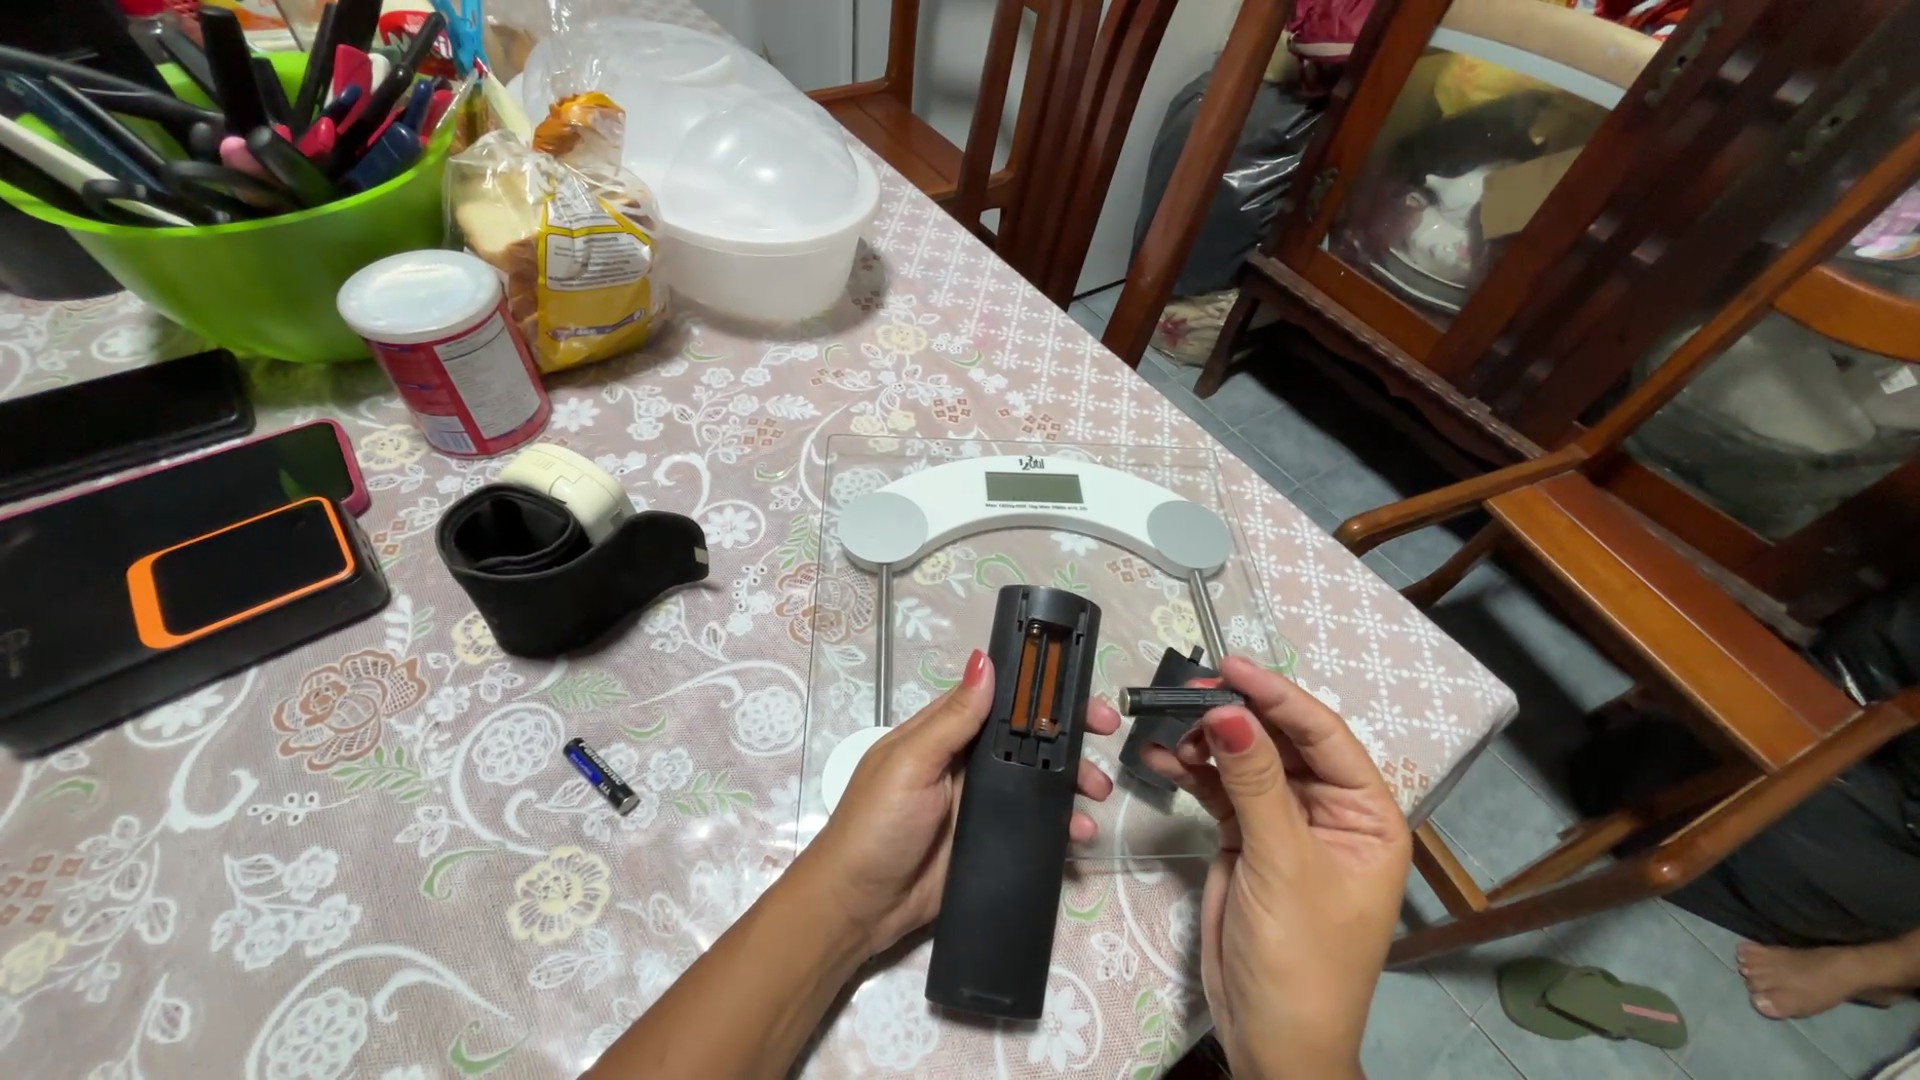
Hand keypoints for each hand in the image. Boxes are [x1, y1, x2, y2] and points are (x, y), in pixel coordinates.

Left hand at [797, 649, 1121, 955]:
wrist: (859, 907)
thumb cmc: (877, 824)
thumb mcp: (911, 763)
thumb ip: (953, 718)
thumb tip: (984, 659)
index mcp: (944, 732)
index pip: (1000, 698)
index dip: (1041, 690)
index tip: (1081, 690)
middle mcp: (967, 762)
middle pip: (1029, 738)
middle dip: (1069, 733)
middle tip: (1107, 732)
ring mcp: (981, 804)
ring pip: (1039, 781)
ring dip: (1072, 781)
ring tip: (1097, 792)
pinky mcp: (991, 842)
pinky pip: (1035, 826)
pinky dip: (1062, 826)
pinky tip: (1080, 834)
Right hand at [1141, 655, 1410, 1079]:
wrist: (1269, 1034)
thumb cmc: (1302, 956)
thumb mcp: (1282, 863)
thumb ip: (1254, 782)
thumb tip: (1228, 710)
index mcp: (1366, 814)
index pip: (1324, 736)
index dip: (1278, 697)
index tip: (1231, 667)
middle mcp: (1328, 809)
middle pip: (1280, 742)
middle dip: (1235, 715)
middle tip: (1185, 693)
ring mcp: (1282, 821)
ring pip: (1243, 760)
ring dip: (1205, 742)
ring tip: (1167, 731)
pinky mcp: (1244, 836)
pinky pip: (1217, 789)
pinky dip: (1190, 772)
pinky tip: (1161, 758)